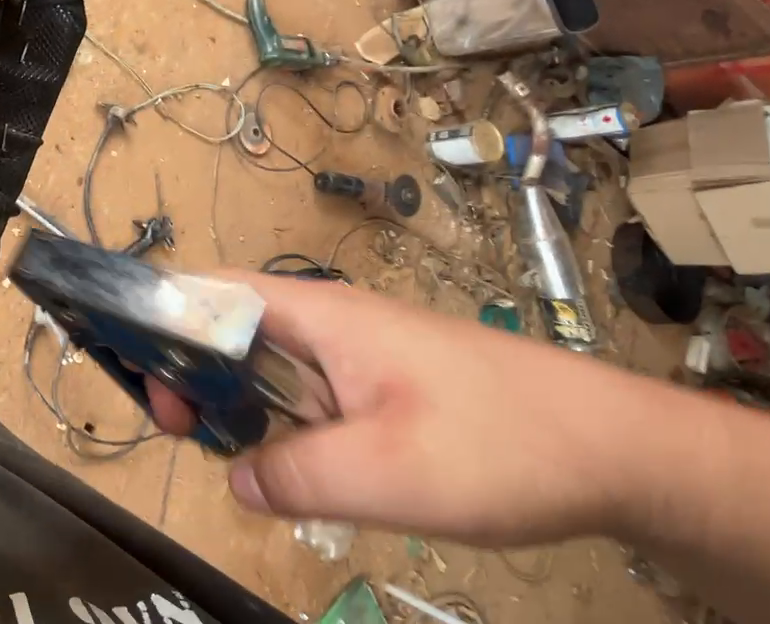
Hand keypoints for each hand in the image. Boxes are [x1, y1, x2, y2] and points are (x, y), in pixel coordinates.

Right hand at [147, 274, 675, 545]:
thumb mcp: (387, 472)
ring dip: (229, 398)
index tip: (145, 377)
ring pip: (262, 363)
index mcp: (314, 315)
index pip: (209, 290)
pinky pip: (300, 393)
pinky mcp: (375, 385)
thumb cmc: (498, 441)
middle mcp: (322, 322)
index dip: (161, 321)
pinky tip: (277, 460)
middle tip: (175, 425)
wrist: (624, 452)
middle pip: (225, 326)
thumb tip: (234, 480)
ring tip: (212, 444)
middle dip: (187, 369)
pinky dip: (272, 419)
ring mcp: (350, 353)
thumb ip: (294, 474)